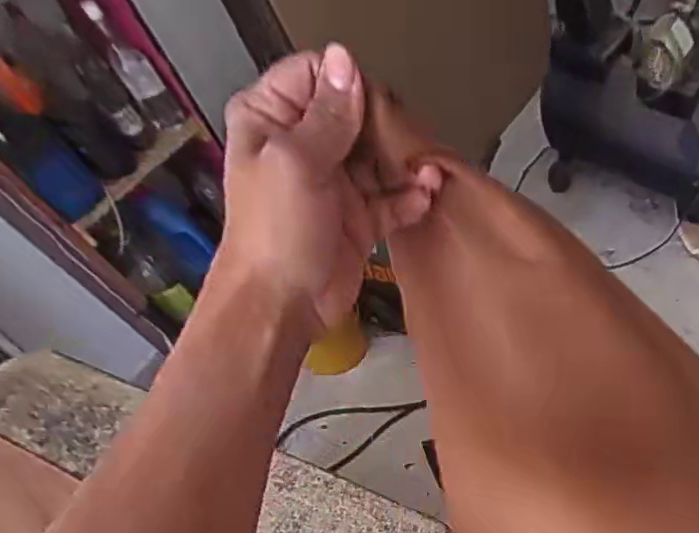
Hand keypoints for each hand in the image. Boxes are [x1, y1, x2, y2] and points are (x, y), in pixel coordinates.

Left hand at [213, 45, 441, 330]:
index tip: (376, 107)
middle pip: (354, 119)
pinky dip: (409, 200)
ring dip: (404, 166)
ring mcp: (333, 186)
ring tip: (427, 171)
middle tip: (408, 139)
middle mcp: (303, 148)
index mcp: (271, 120)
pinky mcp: (358, 222)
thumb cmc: (275, 233)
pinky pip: (390, 201)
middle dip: (384, 127)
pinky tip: (425, 197)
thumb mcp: (296, 161)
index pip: (315, 78)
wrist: (283, 302)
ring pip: (377, 161)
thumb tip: (346, 63)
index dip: (348, 85)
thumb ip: (327, 115)